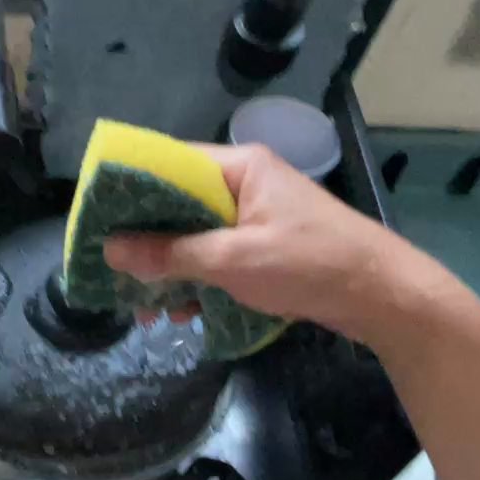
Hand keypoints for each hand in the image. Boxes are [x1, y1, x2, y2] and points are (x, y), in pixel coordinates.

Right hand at [103, 143, 450, 345]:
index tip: (98, 223)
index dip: (129, 192)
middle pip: (176, 206)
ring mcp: (253, 218)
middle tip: (116, 274)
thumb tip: (112, 249)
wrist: (380, 295)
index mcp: (238, 168)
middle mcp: (243, 185)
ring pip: (192, 238)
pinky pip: (213, 258)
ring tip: (147, 309)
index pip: (169, 165)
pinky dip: (195, 283)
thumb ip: (171, 254)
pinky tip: (183, 314)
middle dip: (146, 244)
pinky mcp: (261, 248)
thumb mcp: (232, 260)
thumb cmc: (308, 264)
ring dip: (169, 273)